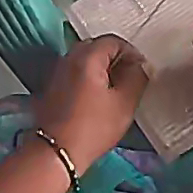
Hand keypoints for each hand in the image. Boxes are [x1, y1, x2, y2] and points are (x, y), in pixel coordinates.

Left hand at [34, 35, 149, 164]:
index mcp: (87, 57)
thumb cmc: (94, 127)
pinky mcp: (50, 87)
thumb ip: (136, 78)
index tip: (141, 70)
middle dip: (115, 58)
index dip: (131, 52)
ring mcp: (56, 72)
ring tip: (114, 88)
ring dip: (100, 68)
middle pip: (95, 47)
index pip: (113, 41)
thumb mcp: (124, 104)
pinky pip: (73, 73)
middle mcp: (68, 58)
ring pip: (83, 60)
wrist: (56, 151)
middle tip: (129, 77)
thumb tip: (141, 65)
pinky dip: (87, 77)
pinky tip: (96, 97)